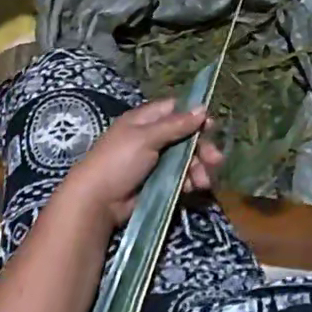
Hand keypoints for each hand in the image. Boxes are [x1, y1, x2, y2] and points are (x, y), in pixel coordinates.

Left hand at [56, 98, 223, 226]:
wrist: (96, 203)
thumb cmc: (117, 162)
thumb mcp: (146, 138)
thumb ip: (176, 124)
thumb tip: (203, 108)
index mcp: (145, 121)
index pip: (176, 110)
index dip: (195, 116)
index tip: (211, 126)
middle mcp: (152, 137)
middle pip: (187, 136)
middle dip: (202, 148)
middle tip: (215, 160)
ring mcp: (156, 160)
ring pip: (187, 158)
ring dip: (199, 167)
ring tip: (203, 181)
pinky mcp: (158, 181)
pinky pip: (182, 176)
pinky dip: (190, 180)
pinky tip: (193, 188)